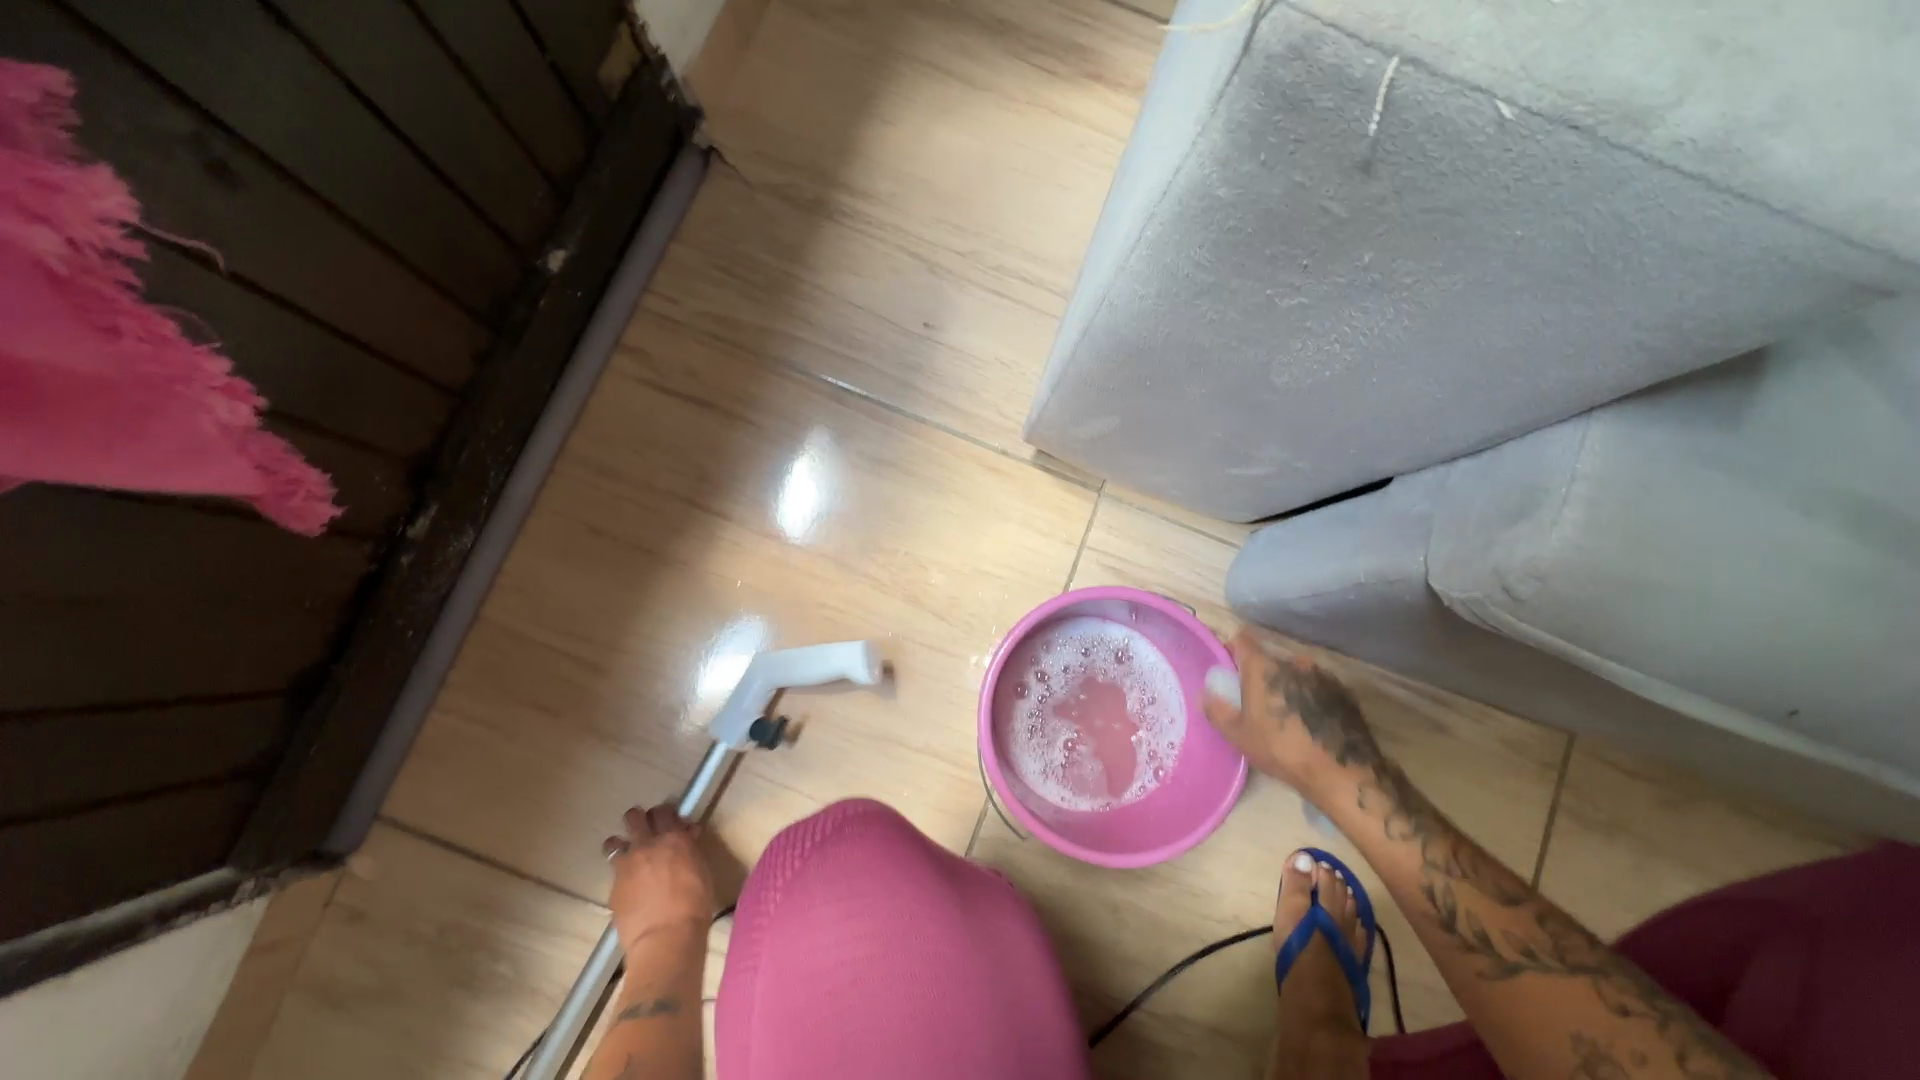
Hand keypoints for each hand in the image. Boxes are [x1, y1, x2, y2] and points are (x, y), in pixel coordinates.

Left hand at [604, 804, 714, 955]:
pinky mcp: (613, 886)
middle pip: (634, 817)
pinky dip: (621, 874)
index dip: (664, 814)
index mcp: (672, 838)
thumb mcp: (700, 870)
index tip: (667, 821)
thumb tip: (687, 837)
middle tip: (645, 831)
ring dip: (621, 845)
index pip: (664, 812)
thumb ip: (690, 850)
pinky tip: (629, 887)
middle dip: (638, 819)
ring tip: (628, 856)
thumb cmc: (694, 904)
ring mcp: (626, 865)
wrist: (666, 936)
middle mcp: (646, 845)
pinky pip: (614, 872)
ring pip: (614, 841)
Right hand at [1202, 627, 1383, 794]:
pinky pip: (1318, 687)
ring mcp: (1322, 675)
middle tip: (1258, 704)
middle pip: (1271, 660)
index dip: (1233, 650)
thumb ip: (1216, 709)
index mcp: (1264, 667)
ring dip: (1288, 687)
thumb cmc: (1281, 750)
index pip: (1243, 640)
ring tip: (1288, 717)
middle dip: (1262, 677)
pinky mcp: (1344, 691)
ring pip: (1296, 674)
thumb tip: (1206, 694)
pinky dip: (1311, 698)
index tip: (1230, 670)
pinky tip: (1312, 724)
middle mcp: (1294, 662)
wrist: (1340, 772)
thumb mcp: (1238, 735)